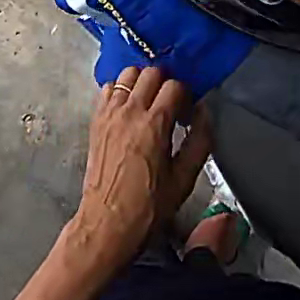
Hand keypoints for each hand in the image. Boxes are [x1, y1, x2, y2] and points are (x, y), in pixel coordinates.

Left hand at [70, 66, 211, 264]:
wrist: (105, 227)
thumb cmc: (148, 206)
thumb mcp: (185, 178)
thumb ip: (200, 139)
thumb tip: (204, 112)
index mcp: (154, 125)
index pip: (175, 85)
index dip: (186, 95)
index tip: (187, 113)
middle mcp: (130, 113)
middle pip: (151, 72)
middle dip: (165, 82)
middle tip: (170, 103)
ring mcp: (109, 115)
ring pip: (128, 74)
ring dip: (142, 82)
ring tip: (149, 101)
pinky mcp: (96, 122)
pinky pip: (108, 89)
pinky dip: (120, 91)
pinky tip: (128, 108)